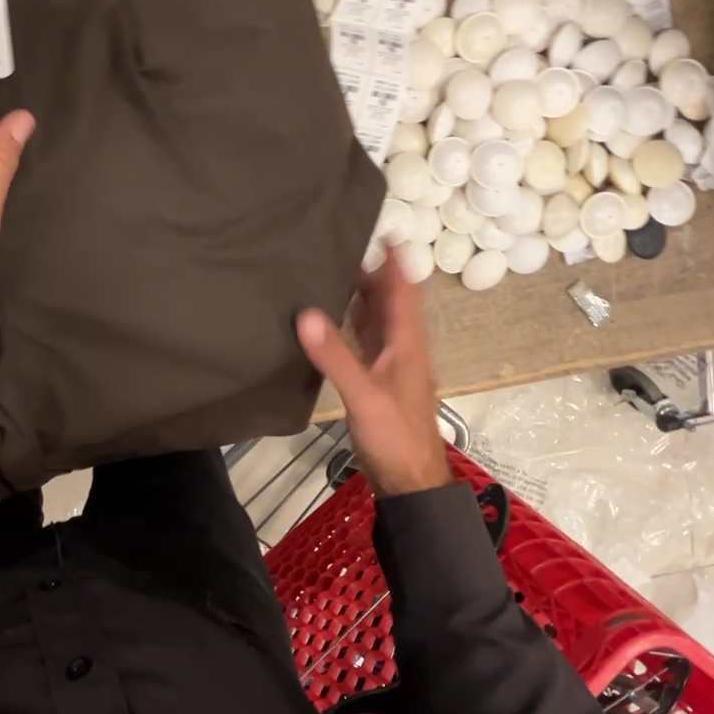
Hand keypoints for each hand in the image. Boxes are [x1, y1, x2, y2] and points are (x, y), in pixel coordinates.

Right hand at [296, 247, 450, 495]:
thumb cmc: (394, 436)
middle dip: (371, 272)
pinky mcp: (377, 380)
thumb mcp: (364, 395)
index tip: (386, 231)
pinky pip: (364, 339)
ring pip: (376, 319)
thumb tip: (305, 313)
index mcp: (406, 344)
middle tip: (341, 244)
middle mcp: (401, 348)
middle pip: (389, 301)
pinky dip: (350, 322)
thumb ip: (335, 356)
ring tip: (332, 269)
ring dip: (361, 295)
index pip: (404, 292)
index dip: (397, 262)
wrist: (409, 482)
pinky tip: (331, 316)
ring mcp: (390, 365)